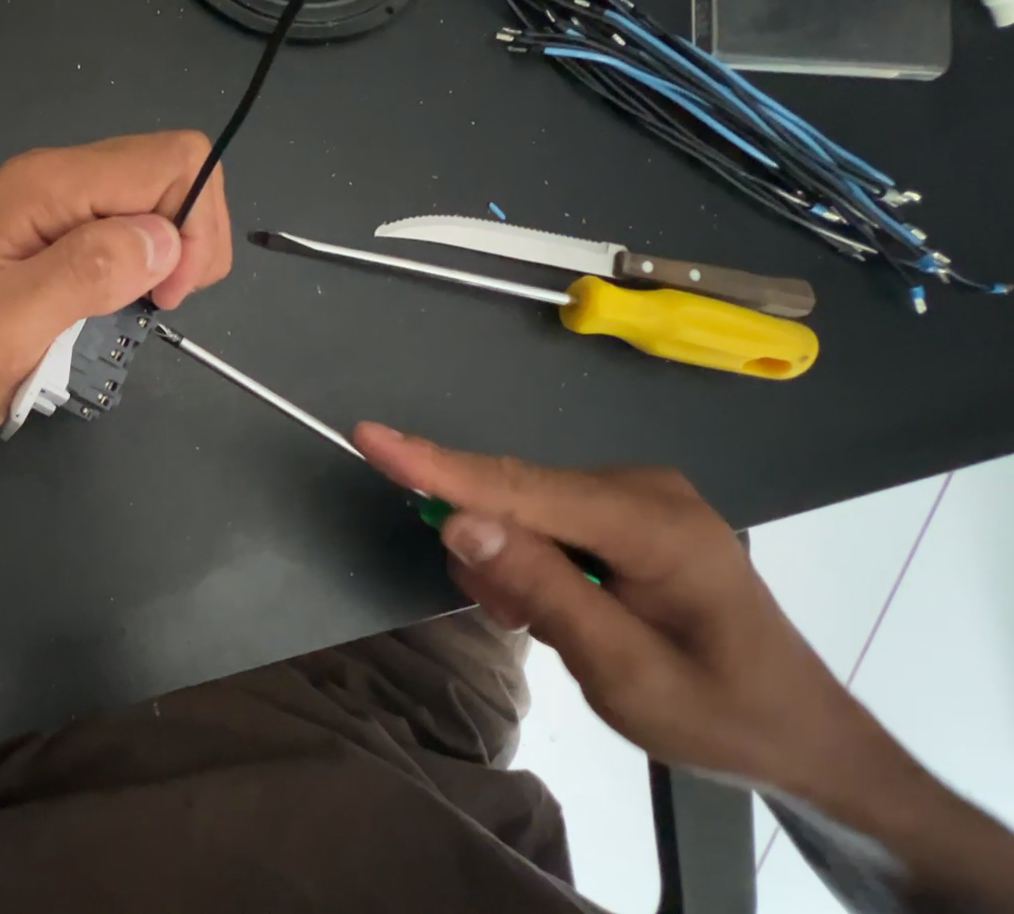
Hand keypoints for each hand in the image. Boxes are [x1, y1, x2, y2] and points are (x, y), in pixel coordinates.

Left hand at [0, 133, 232, 453]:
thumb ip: (80, 276)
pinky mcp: (62, 236)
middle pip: (172, 171)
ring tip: (141, 307)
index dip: (192, 227)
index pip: (168, 162)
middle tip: (158, 305)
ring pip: (160, 201)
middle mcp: (56, 181)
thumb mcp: (2, 330)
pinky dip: (151, 266)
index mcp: (44, 188)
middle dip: (190, 239)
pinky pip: (136, 230)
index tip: (166, 297)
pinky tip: (124, 302)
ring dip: (173, 256)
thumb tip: (164, 240)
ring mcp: (59, 206)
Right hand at [351, 423, 886, 797]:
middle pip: (515, 495)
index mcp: (654, 526)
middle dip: (487, 550)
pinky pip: (541, 519)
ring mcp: (635, 494)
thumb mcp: (621, 671)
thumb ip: (541, 589)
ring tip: (547, 624)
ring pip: (521, 508)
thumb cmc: (718, 713)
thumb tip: (458, 521)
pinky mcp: (625, 509)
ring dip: (509, 565)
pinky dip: (528, 560)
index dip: (437, 465)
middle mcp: (641, 489)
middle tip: (516, 622)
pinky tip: (561, 604)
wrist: (800, 734)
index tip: (369, 436)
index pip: (520, 487)